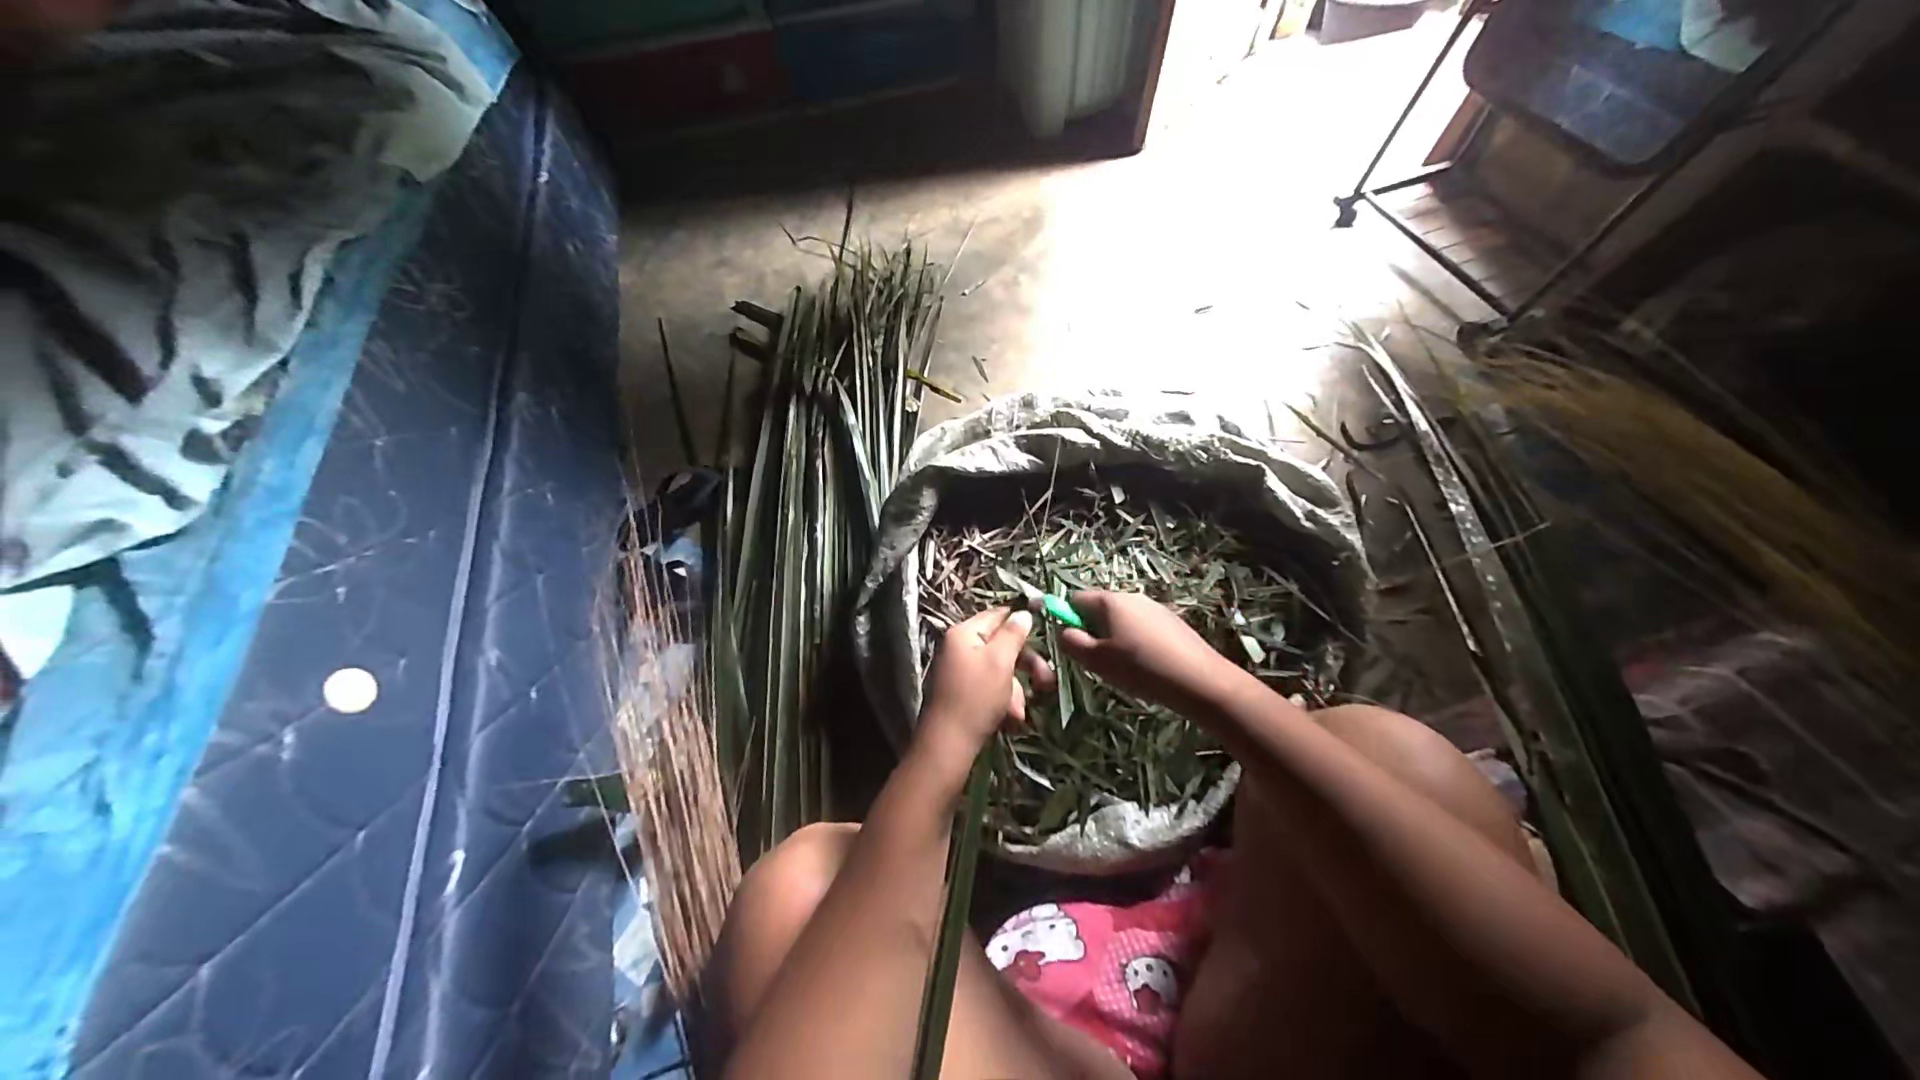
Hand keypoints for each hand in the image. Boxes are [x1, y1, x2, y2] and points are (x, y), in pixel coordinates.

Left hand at [917, 608, 1053, 762]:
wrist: (948, 745)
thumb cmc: (975, 697)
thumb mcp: (999, 661)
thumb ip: (1013, 634)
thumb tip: (1024, 613)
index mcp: (964, 633)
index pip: (999, 615)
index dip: (1023, 623)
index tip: (1048, 635)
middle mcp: (960, 648)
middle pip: (1003, 646)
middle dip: (1025, 666)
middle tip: (1046, 682)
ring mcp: (961, 672)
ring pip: (1001, 672)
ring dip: (1015, 691)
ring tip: (1017, 713)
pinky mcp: (964, 694)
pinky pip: (991, 690)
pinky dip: (1003, 702)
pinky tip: (1009, 720)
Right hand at [1059, 591, 1247, 716]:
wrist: (1199, 680)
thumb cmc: (1140, 668)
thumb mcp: (1096, 660)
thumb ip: (1071, 642)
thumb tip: (1064, 631)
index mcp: (1109, 601)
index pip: (1074, 599)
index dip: (1069, 621)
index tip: (1077, 646)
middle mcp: (1131, 597)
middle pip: (1099, 609)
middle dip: (1094, 633)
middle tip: (1100, 662)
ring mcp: (1154, 608)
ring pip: (1122, 621)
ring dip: (1116, 640)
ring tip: (1127, 669)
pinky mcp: (1172, 622)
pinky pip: (1142, 628)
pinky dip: (1138, 644)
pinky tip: (1148, 667)